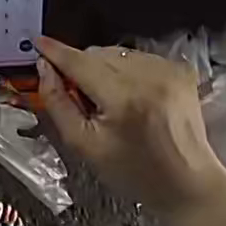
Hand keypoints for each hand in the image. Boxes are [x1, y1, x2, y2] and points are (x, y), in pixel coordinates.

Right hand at [35, 37, 225, 213]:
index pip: (80, 62)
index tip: (37, 42)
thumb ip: (58, 102)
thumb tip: (44, 67)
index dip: (55, 52)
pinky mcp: (179, 70)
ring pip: (116, 52)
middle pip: (97, 53)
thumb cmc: (131, 170)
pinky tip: (128, 94)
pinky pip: (137, 57)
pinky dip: (124, 69)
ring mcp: (168, 70)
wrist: (187, 182)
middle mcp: (149, 75)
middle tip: (78, 96)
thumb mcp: (83, 144)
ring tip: (106, 98)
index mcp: (124, 97)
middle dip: (80, 67)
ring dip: (101, 67)